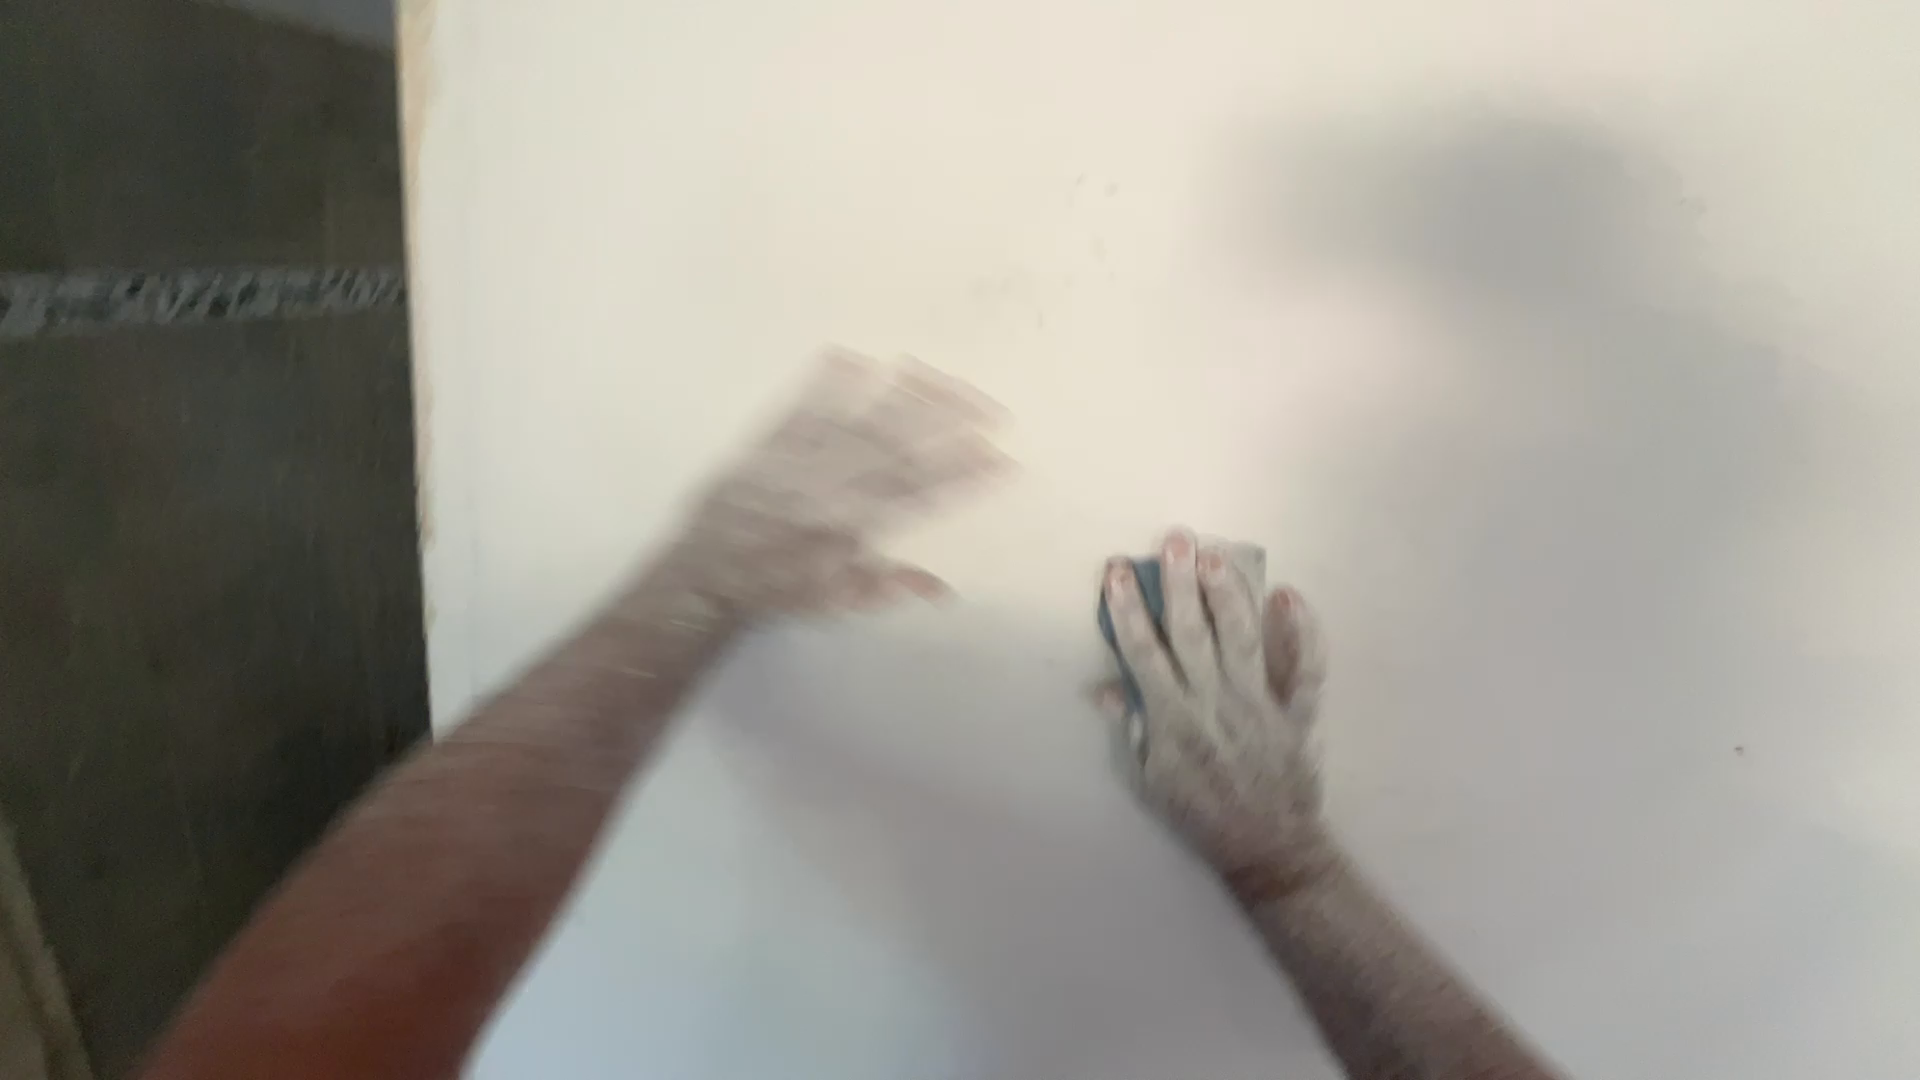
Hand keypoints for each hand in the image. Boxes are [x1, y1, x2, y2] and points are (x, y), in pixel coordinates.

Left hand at [676, 347, 1009, 616]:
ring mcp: (797, 460)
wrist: (702, 573)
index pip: (918, 496)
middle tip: (991, 407)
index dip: (964, 475)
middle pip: (898, 447)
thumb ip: (883, 588)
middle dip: (949, 423)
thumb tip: (941, 588)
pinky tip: (855, 356)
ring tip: (937, 372)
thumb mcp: (832, 601)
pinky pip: (800, 408)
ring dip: (901, 395)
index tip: (1002, 458)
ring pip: (858, 420)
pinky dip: (827, 381)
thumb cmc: (775, 589)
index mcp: (848, 527)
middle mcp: (828, 488)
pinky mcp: (768, 442)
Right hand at [1099, 529, 1332, 899]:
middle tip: (1174, 540)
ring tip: (1216, 555)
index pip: (1142, 652)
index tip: (1118, 570)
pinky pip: (1305, 670)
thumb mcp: (1148, 778)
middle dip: (1180, 585)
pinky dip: (1303, 634)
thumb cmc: (1199, 811)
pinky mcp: (1298, 714)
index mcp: (1172, 717)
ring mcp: (1259, 705)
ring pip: (1242, 639)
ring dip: (1228, 595)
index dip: (1128, 608)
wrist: (1268, 848)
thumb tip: (1102, 686)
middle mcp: (1213, 702)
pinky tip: (1289, 595)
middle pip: (1192, 633)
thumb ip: (1128, 727)